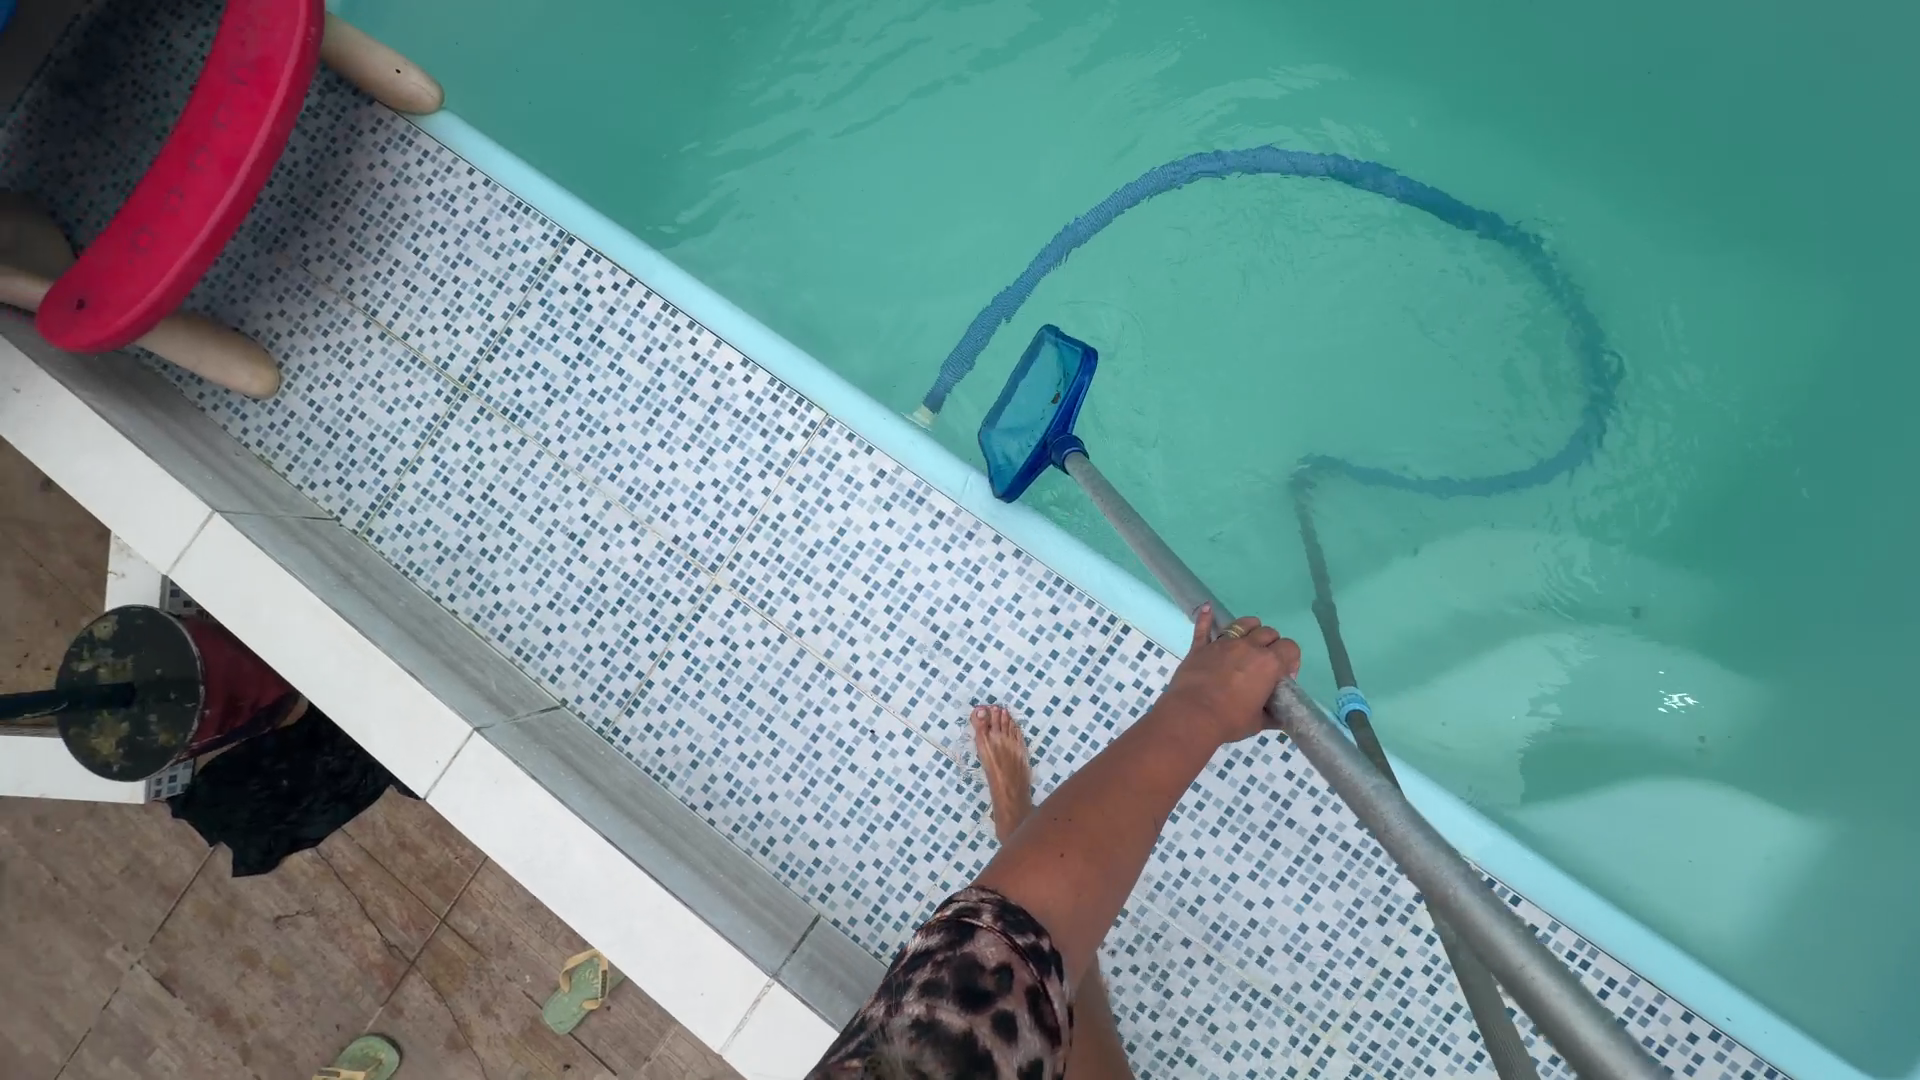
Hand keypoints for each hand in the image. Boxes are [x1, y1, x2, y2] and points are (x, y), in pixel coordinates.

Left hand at [1161, 604, 1301, 743]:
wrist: (1192, 716)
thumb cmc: (1230, 720)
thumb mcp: (1259, 721)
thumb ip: (1272, 715)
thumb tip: (1280, 717)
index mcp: (1268, 663)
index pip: (1290, 647)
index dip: (1291, 659)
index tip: (1284, 675)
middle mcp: (1247, 646)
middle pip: (1268, 632)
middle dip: (1272, 644)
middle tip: (1266, 662)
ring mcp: (1222, 644)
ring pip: (1242, 624)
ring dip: (1249, 628)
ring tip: (1248, 639)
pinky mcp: (1200, 648)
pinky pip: (1202, 627)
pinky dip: (1205, 617)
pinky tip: (1207, 608)